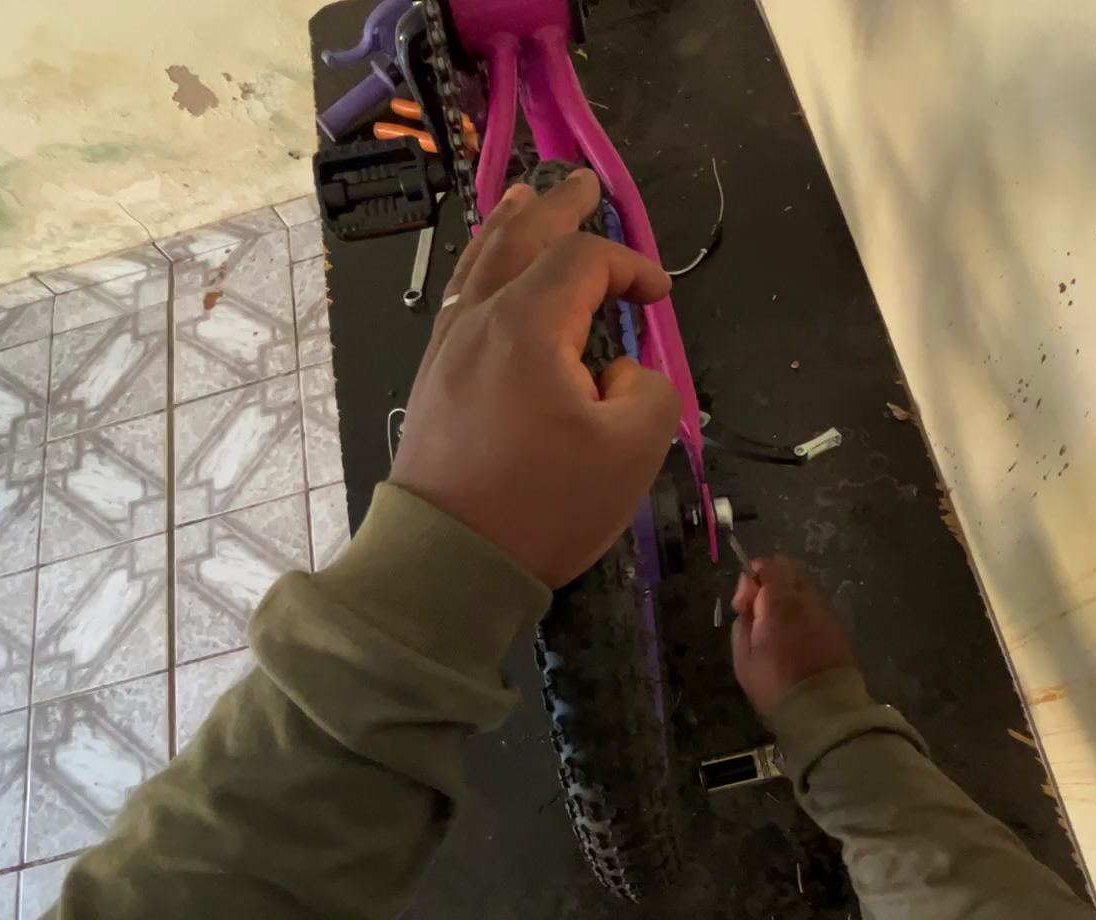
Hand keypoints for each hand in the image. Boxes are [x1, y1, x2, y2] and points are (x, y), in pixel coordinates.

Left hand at [389, 170, 678, 587]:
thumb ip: (648, 390)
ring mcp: (448, 348)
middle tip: (585, 185)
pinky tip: (483, 273)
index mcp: (529, 325)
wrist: (452, 559)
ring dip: (509, 227)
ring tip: (523, 200)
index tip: (661, 295)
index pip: (585, 262)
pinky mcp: (434, 379)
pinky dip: (479, 270)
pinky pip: (458, 301)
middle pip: (521, 240)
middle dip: (559, 209)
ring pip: (479, 265)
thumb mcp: (632, 451)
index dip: (630, 266)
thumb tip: (617, 372)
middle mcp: (480, 320)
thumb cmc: (546, 505)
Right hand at [730, 555, 855, 714]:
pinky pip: (816, 605)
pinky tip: (795, 637)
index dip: (751, 577)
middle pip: (789, 568)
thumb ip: (744, 620)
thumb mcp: (744, 657)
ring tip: (777, 627)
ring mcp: (826, 612)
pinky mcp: (838, 627)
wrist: (823, 712)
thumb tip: (749, 600)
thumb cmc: (776, 686)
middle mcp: (807, 599)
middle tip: (758, 611)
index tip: (743, 604)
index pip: (769, 565)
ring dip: (787, 595)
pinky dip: (802, 610)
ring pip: (804, 586)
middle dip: (770, 580)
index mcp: (781, 603)